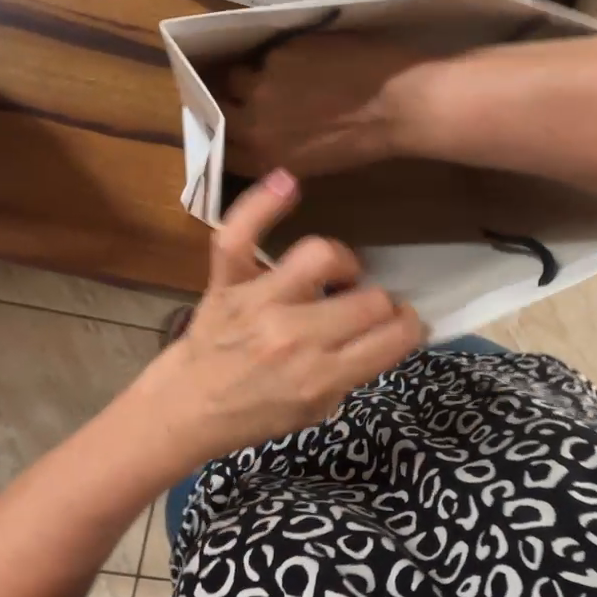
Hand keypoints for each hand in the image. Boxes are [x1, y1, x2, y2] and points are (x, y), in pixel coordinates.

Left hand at [138, 169, 425, 463]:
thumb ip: (353, 372)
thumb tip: (390, 333)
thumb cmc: (255, 414)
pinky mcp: (228, 282)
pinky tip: (288, 183)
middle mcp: (294, 335)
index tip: (402, 324)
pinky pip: (240, 234)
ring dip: (343, 264)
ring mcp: (259, 302)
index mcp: (321, 376)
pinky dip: (261, 205)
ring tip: (338, 276)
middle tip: (367, 310)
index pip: (392, 337)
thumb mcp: (316, 412)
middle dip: (381, 305)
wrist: (187, 409)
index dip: (409, 327)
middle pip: (369, 299)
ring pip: (322, 257)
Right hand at [222, 32, 439, 175]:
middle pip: (217, 106)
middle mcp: (252, 126)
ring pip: (237, 74)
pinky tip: (307, 56)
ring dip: (254, 73)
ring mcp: (262, 85)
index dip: (223, 131)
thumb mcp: (310, 161)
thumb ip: (276, 149)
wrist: (396, 104)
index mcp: (263, 160)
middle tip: (246, 89)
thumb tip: (262, 132)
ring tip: (282, 71)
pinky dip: (282, 54)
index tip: (228, 120)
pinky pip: (266, 52)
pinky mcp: (278, 53)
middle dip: (228, 98)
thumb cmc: (364, 141)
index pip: (220, 148)